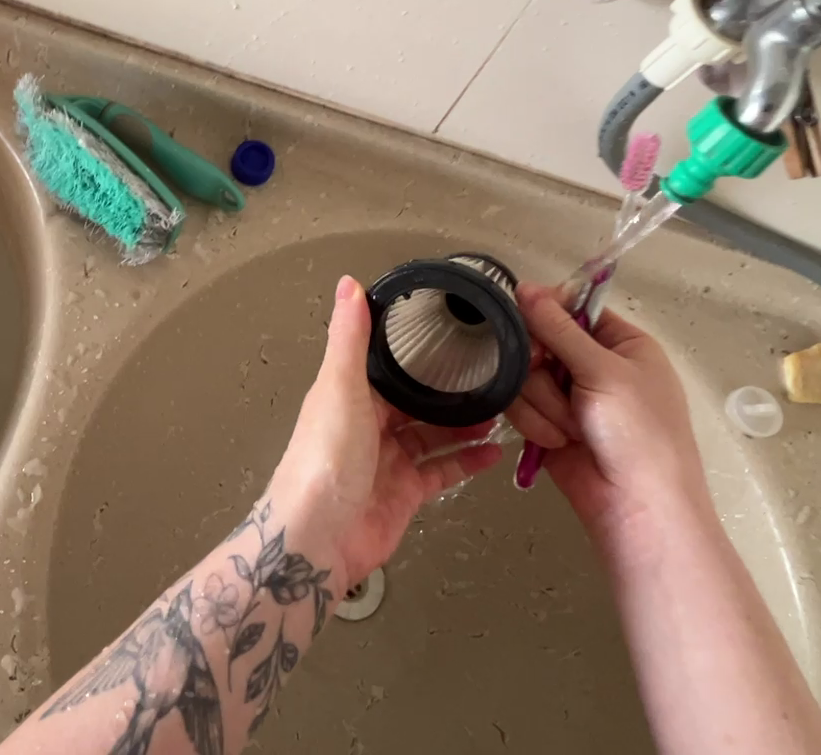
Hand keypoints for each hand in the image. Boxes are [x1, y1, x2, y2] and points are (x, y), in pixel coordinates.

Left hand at [267, 276, 503, 588]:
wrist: (320, 537)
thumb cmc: (325, 457)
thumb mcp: (340, 386)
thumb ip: (350, 337)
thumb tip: (348, 283)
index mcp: (348, 394)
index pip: (385, 367)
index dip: (414, 353)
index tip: (449, 336)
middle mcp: (367, 425)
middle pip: (413, 403)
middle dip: (446, 392)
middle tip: (488, 377)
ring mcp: (387, 461)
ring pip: (431, 435)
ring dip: (461, 424)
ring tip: (500, 409)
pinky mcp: (404, 493)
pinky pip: (441, 471)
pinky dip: (466, 462)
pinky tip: (494, 452)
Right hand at [508, 283, 711, 545]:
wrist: (637, 508)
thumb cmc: (639, 433)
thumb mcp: (604, 372)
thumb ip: (559, 329)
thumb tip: (525, 286)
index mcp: (621, 344)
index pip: (572, 308)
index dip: (547, 314)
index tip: (531, 327)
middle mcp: (593, 365)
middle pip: (539, 341)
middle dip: (543, 369)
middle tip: (551, 379)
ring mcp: (568, 396)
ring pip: (524, 375)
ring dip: (542, 404)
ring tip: (570, 429)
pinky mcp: (545, 422)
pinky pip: (519, 404)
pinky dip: (535, 423)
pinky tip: (557, 442)